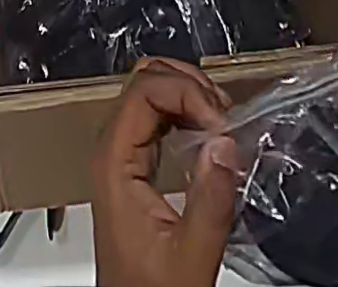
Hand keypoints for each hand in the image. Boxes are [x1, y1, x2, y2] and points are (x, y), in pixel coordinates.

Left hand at [91, 58, 238, 286]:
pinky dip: (184, 109)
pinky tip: (209, 130)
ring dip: (188, 92)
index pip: (144, 90)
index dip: (186, 93)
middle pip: (144, 80)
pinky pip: (155, 114)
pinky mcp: (135, 159)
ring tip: (221, 120)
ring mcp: (121, 149)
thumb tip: (226, 142)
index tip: (221, 123)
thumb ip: (209, 202)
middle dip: (188, 84)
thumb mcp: (190, 258)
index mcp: (114, 159)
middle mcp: (111, 145)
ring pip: (149, 90)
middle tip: (224, 114)